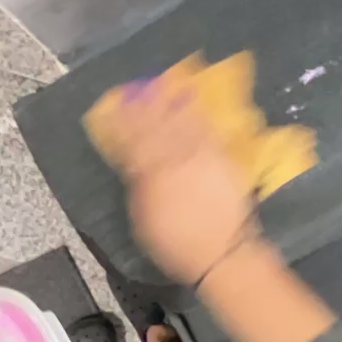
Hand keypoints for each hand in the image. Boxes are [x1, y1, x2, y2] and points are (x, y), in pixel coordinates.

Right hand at [100, 81, 258, 285]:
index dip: (124, 120)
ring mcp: (204, 156)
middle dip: (147, 106)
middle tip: (139, 89)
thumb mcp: (144, 217)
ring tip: (167, 87)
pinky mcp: (225, 159)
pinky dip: (200, 116)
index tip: (116, 104)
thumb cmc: (175, 244)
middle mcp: (178, 157)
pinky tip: (196, 106)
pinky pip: (210, 131)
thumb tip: (131, 161)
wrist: (221, 254)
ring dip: (174, 104)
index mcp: (153, 172)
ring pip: (185, 123)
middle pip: (159, 125)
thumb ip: (138, 184)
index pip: (134, 138)